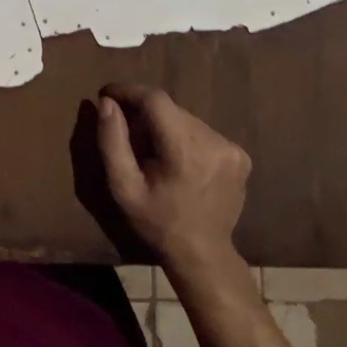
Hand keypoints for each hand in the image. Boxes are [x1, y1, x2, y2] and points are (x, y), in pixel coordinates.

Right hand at [96, 83, 251, 271]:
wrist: (203, 255)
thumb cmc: (157, 222)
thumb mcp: (123, 187)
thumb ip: (112, 142)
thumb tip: (107, 102)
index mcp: (186, 151)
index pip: (155, 99)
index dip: (129, 91)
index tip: (107, 94)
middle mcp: (214, 142)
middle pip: (170, 108)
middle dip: (144, 113)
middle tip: (126, 132)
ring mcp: (232, 148)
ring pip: (185, 118)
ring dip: (164, 125)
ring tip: (152, 151)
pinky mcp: (240, 155)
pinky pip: (202, 131)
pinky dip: (184, 136)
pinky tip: (178, 160)